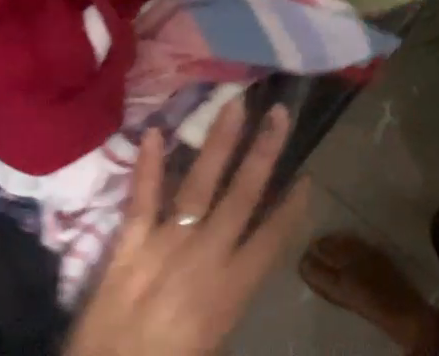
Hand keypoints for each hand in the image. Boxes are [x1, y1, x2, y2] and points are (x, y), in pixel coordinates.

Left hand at [64, 103, 311, 355]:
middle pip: (242, 195)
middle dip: (263, 152)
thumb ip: (228, 292)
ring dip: (219, 142)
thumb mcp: (215, 335)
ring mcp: (166, 244)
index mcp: (231, 287)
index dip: (292, 207)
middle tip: (280, 112)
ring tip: (235, 105)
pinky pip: (142, 198)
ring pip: (199, 184)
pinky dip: (148, 165)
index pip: (272, 238)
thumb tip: (240, 261)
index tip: (308, 176)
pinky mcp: (130, 243)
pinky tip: (155, 131)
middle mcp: (205, 255)